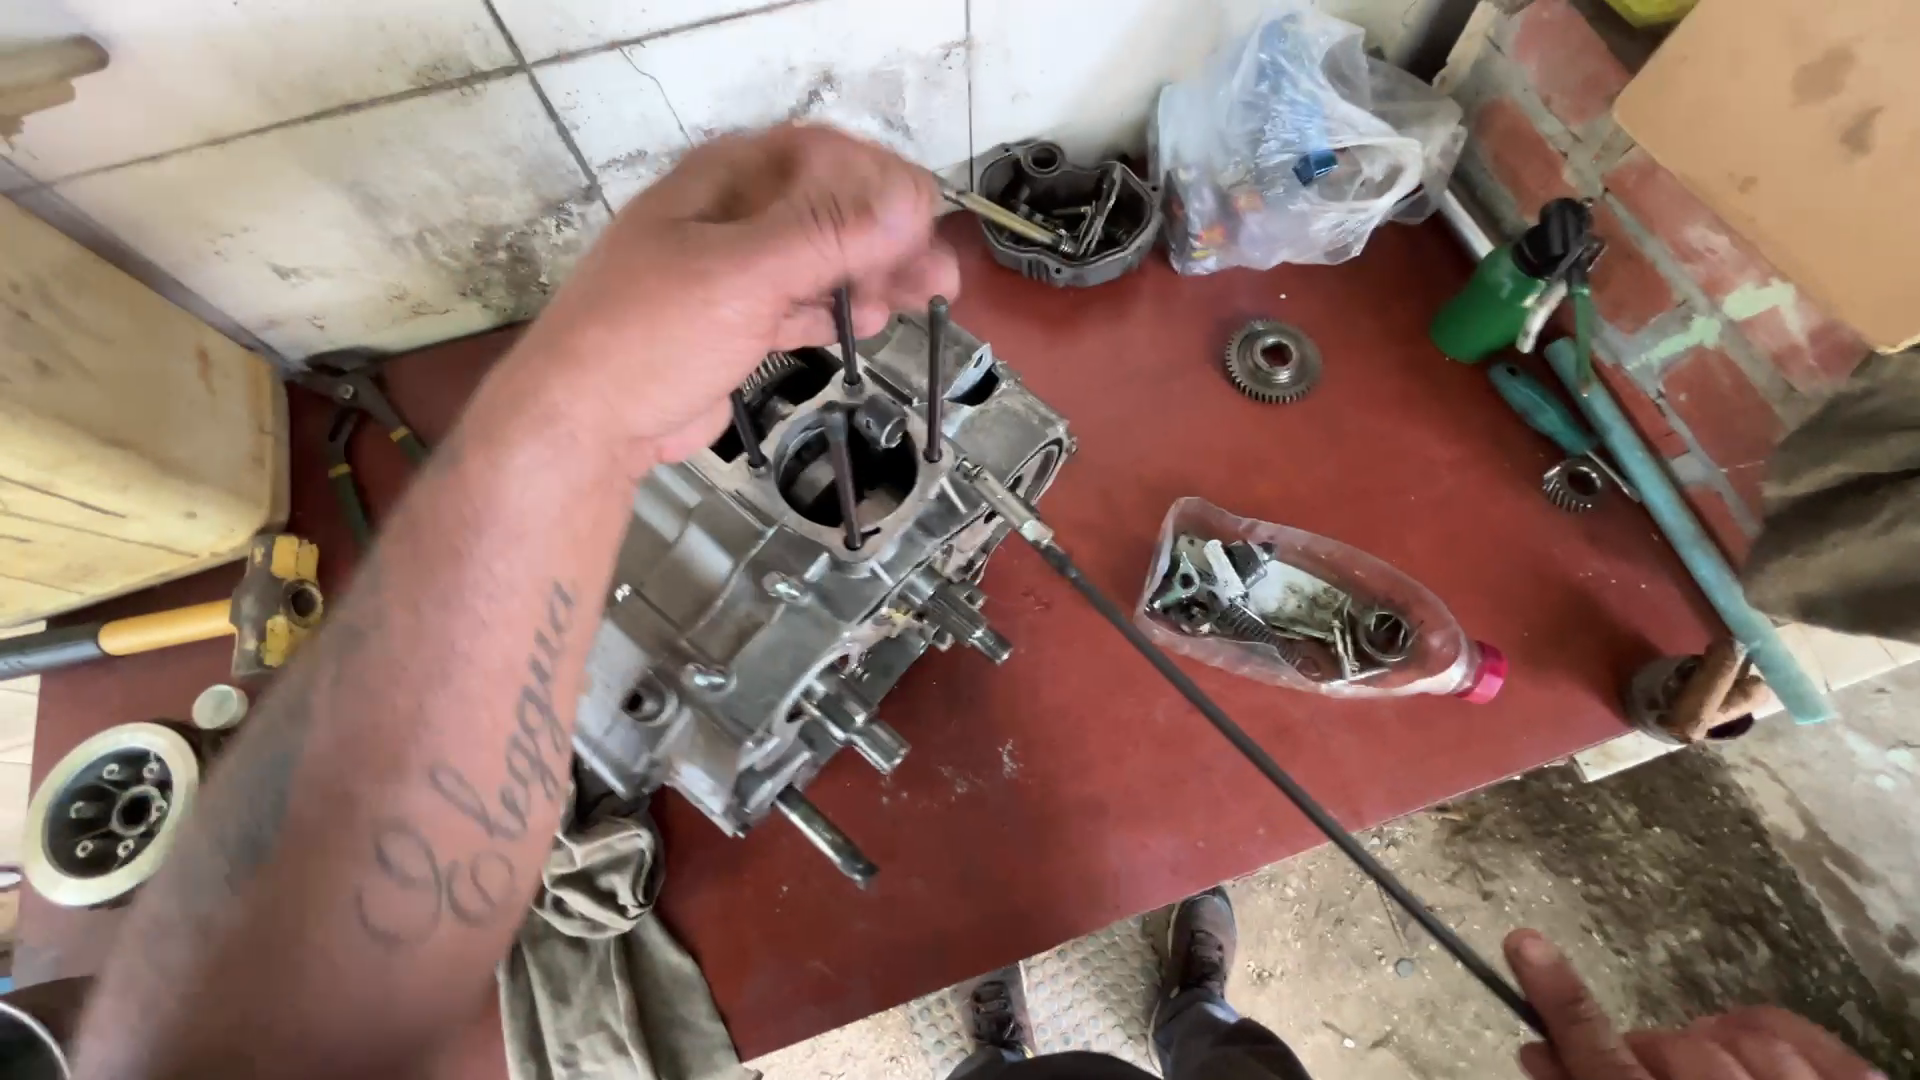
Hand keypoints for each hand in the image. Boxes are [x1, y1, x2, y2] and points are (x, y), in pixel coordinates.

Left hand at [504, 123, 959, 469]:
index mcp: (725, 181)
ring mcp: (738, 273)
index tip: (926, 221)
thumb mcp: (742, 275)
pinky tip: (870, 322)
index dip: (881, 183)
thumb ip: (827, 237)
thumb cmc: (651, 336)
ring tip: (925, 297)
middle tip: (940, 274)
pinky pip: (803, 304)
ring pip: (822, 262)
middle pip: (830, 211)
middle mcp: (734, 218)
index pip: (822, 157)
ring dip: (872, 277)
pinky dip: (837, 312)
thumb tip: (908, 202)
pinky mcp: (742, 323)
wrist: (591, 422)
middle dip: (888, 238)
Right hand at [1505, 930, 1883, 1079]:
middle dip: (1651, 1053)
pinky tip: (1749, 1051)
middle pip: (1673, 1047)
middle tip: (1647, 1071)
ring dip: (1711, 1049)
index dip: (1560, 1000)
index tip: (1525, 943)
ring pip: (1736, 1038)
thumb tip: (1537, 1050)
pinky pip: (1794, 1030)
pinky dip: (1762, 1029)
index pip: (1603, 1062)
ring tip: (1709, 1076)